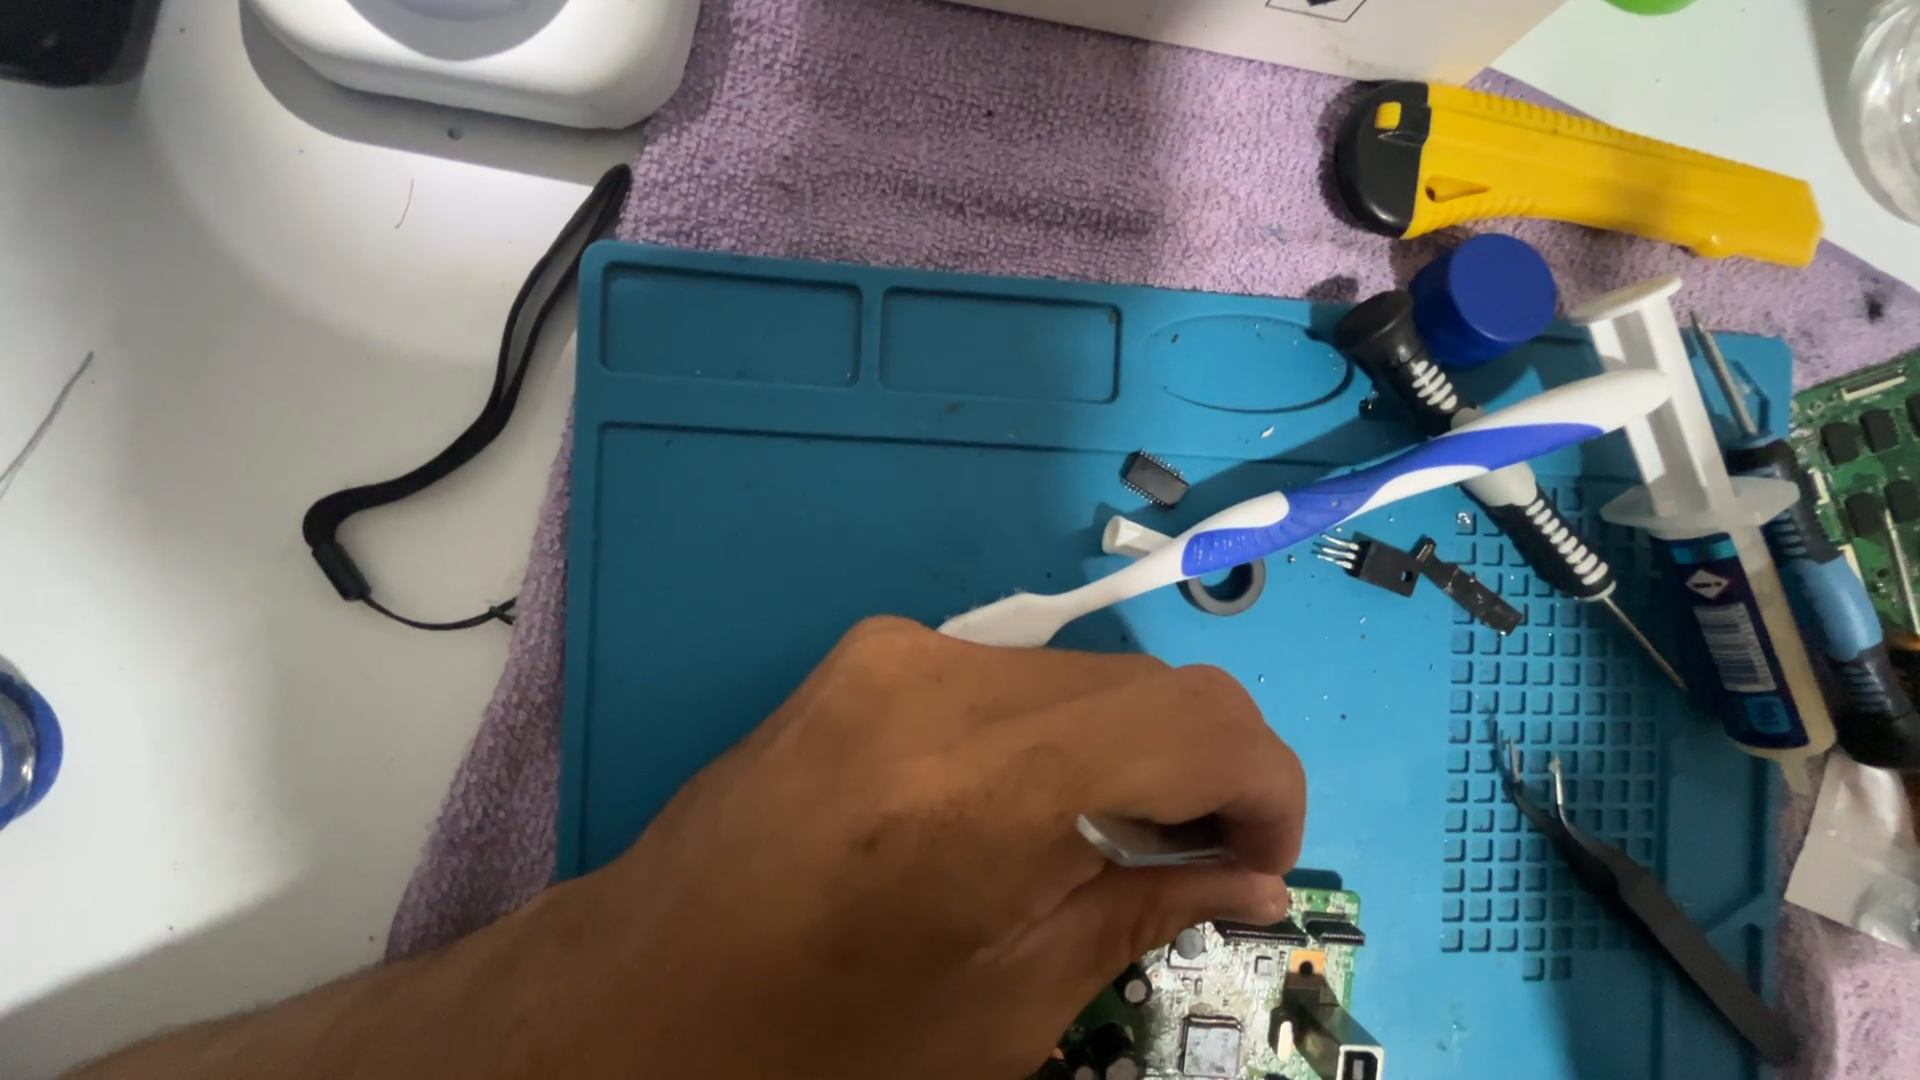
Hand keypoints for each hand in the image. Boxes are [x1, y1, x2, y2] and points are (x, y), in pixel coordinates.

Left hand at [571, 616, 1306, 1079]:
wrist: (643, 988)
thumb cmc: (823, 1038)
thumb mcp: (1007, 1008)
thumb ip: (1142, 913)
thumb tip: (1249, 877)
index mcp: (983, 781)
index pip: (1198, 721)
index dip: (1266, 785)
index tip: (1258, 861)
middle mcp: (942, 677)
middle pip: (1149, 682)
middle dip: (1206, 767)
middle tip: (1196, 856)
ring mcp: (899, 647)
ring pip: (1086, 672)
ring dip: (1131, 745)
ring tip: (1108, 833)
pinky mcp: (871, 647)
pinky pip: (1015, 674)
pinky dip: (1059, 728)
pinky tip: (1030, 798)